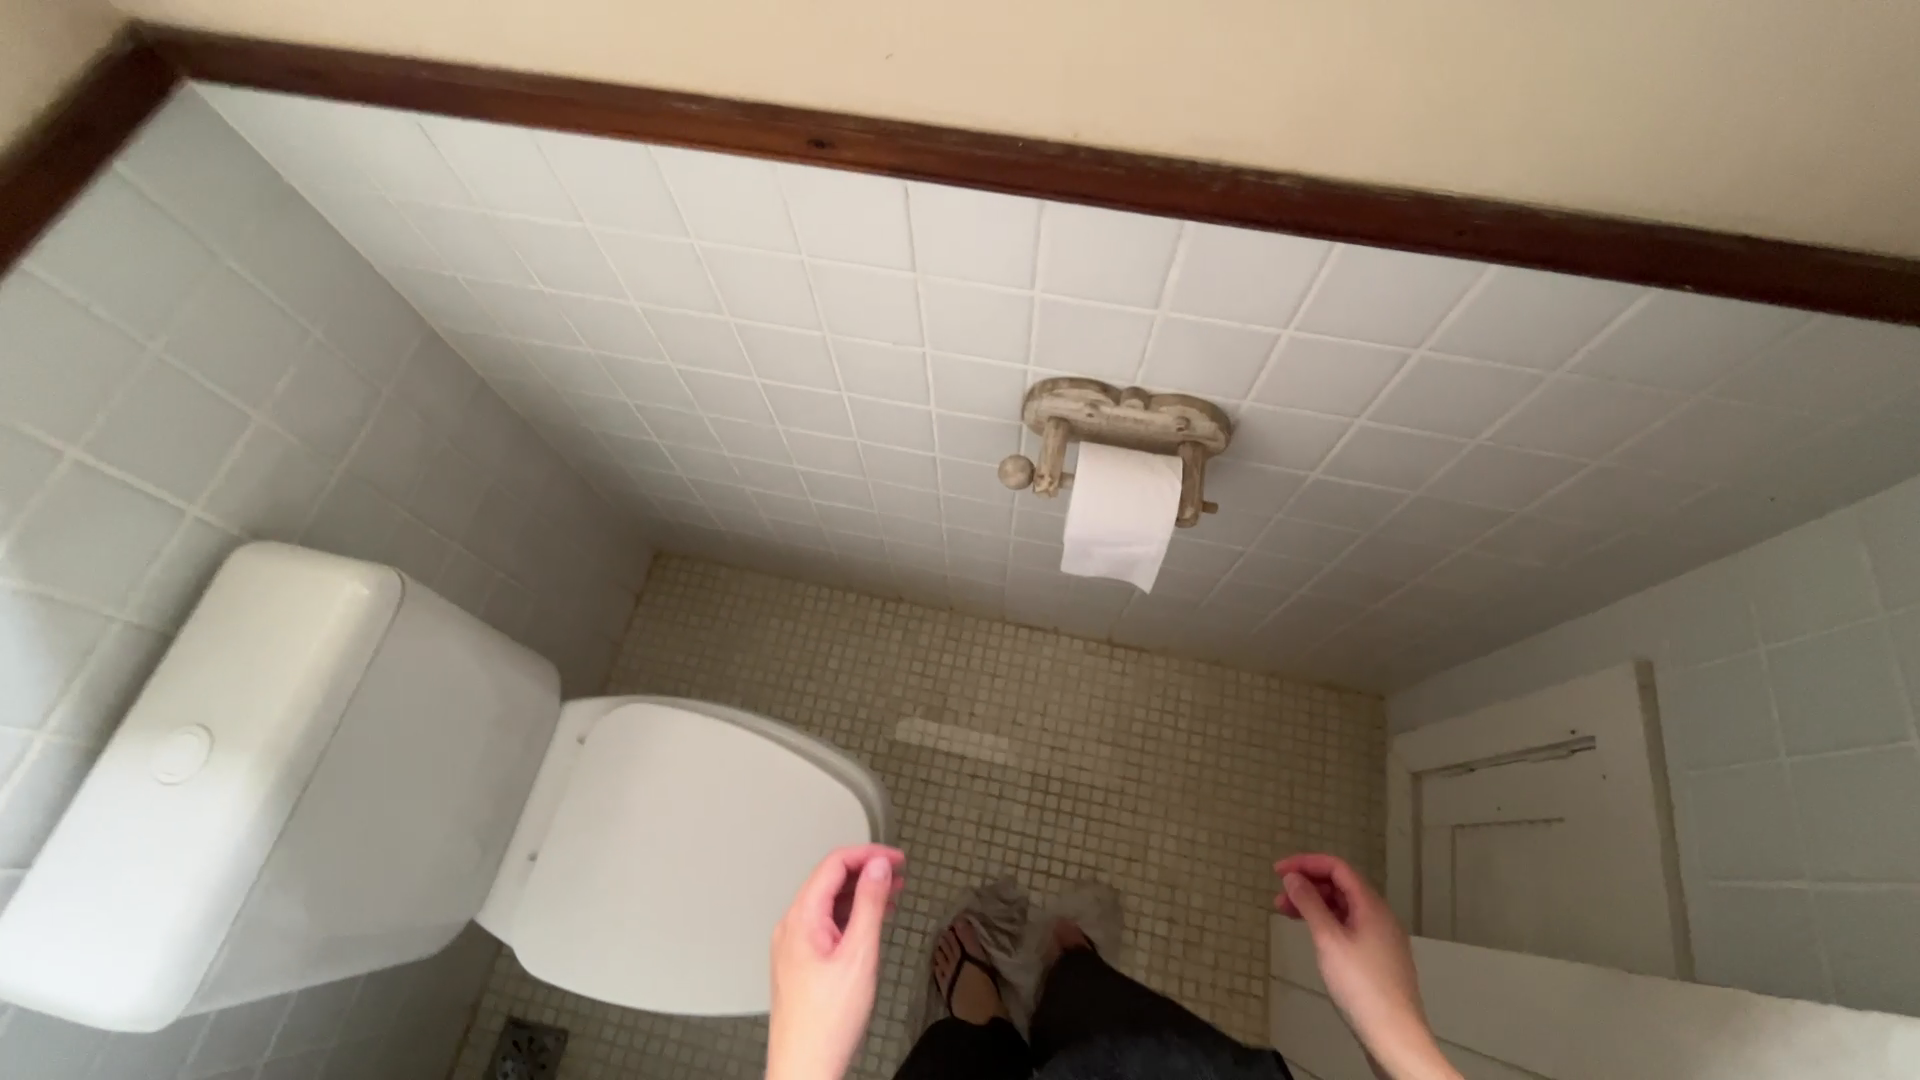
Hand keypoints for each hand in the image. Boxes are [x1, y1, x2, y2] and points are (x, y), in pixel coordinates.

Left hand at [768, 845, 905, 1079]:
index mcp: (802, 917)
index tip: (895, 858)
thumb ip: (870, 904)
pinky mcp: (799, 960)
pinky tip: (871, 920)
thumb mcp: (859, 954)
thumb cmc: (827, 1022)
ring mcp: (793, 943)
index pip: (834, 864)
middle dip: (866, 871)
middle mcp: (792, 925)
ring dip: (860, 892)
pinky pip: (826, 921)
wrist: (804, 1068)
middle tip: (898, 873)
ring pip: (828, 901)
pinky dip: (851, 913)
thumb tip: (878, 867)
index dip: (868, 854)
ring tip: (892, 893)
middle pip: (829, 879)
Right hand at [1275, 854, 1456, 1079]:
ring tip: (1286, 913)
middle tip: (1278, 895)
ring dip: (1314, 904)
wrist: (1394, 1037)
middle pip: (1341, 886)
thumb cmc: (1360, 985)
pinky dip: (1326, 921)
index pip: (1337, 868)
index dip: (1306, 863)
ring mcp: (1381, 939)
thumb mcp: (1328, 939)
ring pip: (1344, 907)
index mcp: (1372, 906)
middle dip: (1308, 885)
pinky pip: (1348, 926)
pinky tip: (1312, 934)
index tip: (1278, 872)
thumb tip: (1293, 877)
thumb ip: (1310, 904)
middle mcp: (1380, 917)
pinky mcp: (1378, 958)